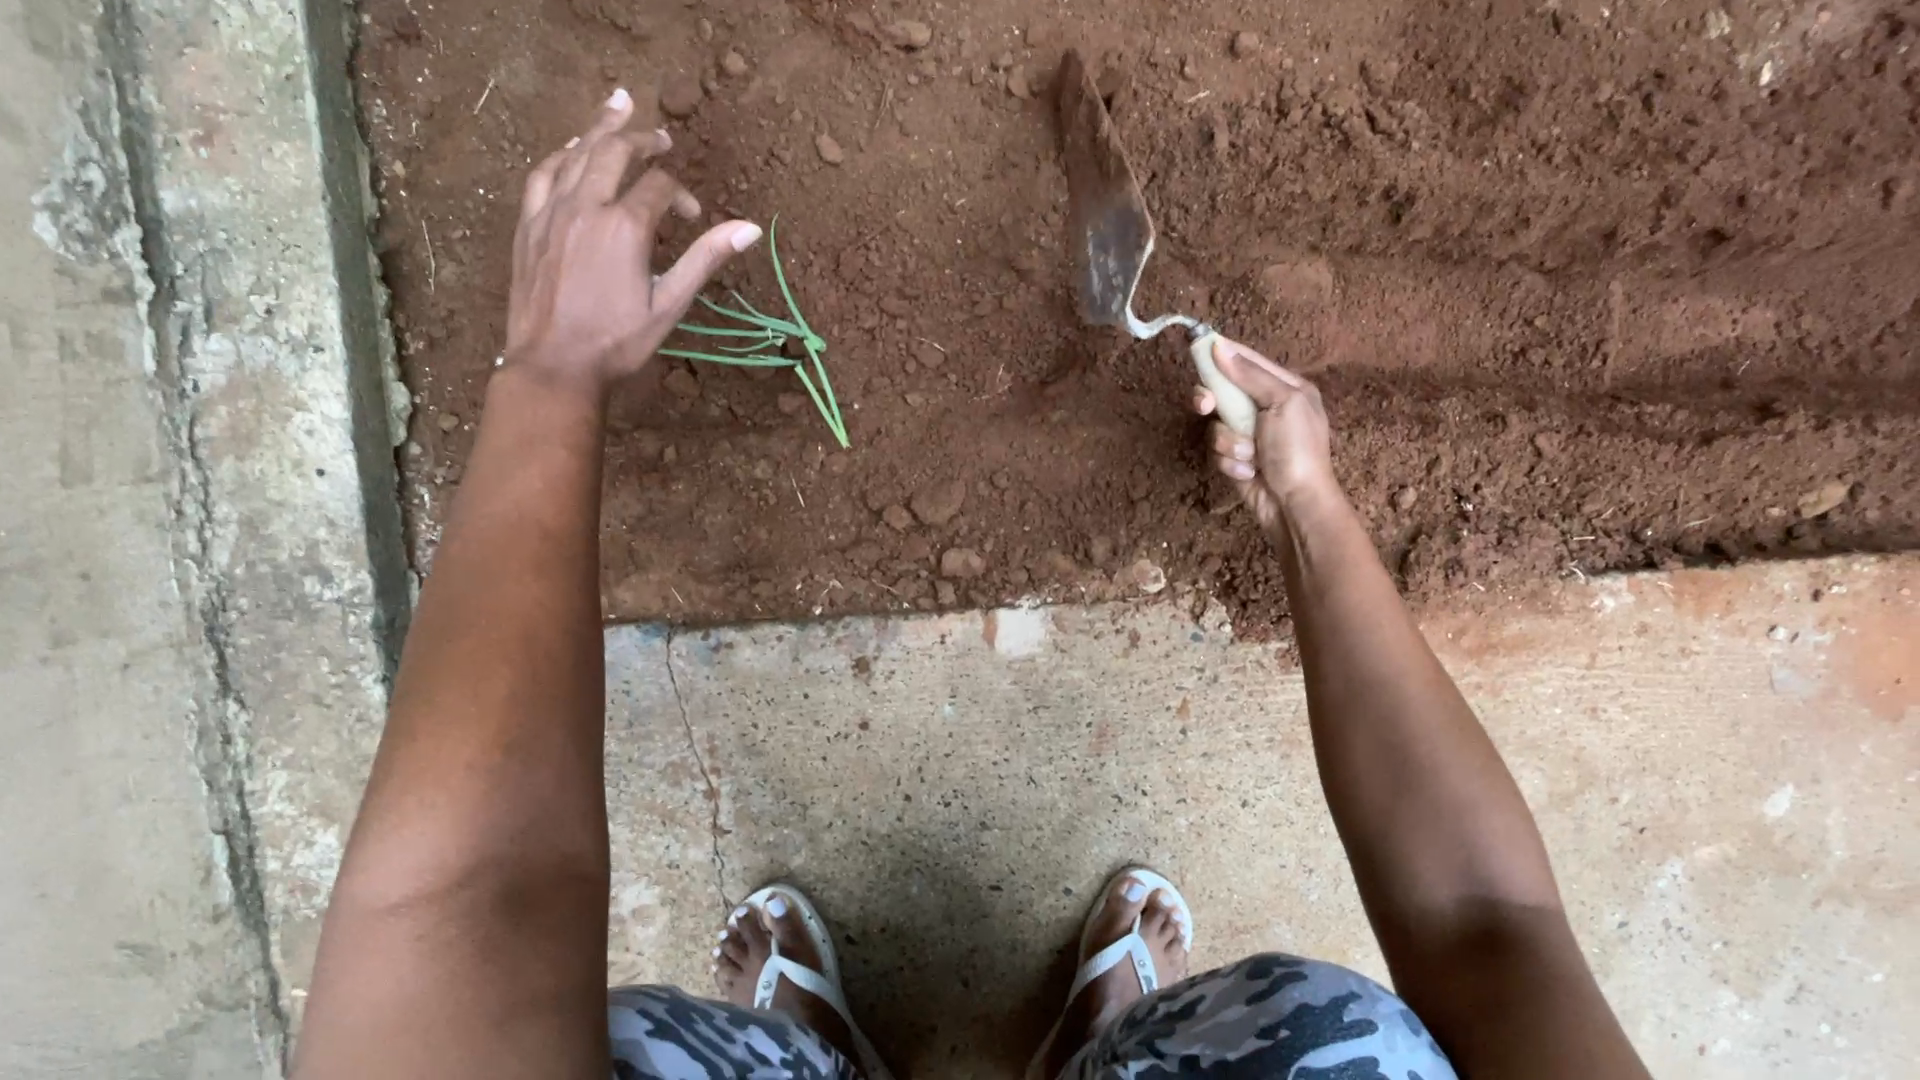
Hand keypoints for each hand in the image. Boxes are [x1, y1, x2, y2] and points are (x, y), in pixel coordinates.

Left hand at [503, 88, 763, 398]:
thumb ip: (705, 259)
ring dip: (600, 128)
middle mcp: (586, 207)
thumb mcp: (670, 303)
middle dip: (642, 139)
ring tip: (618, 106)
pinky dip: (562, 155)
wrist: (555, 364)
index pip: (659, 187)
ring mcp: (551, 212)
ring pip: (576, 153)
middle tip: (661, 135)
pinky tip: (571, 149)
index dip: (680, 195)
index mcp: (625, 227)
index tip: (691, 218)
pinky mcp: (529, 224)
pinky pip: (543, 173)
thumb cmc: (617, 341)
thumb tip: (748, 229)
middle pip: (614, 152)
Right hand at [1192, 337, 1337, 531]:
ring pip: (1216, 425)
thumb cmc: (1297, 449)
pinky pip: (1217, 451)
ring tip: (1249, 455)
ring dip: (1229, 442)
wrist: (1294, 503)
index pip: (1247, 361)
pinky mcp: (1236, 458)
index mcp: (1284, 388)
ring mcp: (1248, 434)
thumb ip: (1250, 375)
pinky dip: (1231, 462)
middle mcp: (1264, 407)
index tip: (1197, 345)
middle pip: (1222, 390)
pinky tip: (1249, 472)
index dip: (1223, 353)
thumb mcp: (1283, 403)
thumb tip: (1219, 346)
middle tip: (1205, 405)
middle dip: (1212, 400)